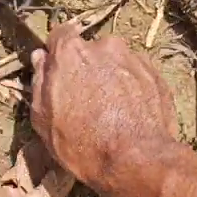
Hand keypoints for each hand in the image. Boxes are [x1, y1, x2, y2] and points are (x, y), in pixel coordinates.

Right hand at [30, 23, 184, 196]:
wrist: (136, 160)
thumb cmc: (83, 144)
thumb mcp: (44, 120)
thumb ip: (40, 82)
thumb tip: (41, 59)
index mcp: (71, 53)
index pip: (60, 35)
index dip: (58, 53)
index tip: (59, 72)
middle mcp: (104, 47)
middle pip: (90, 51)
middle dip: (86, 69)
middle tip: (84, 101)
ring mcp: (133, 59)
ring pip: (115, 63)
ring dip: (110, 79)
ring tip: (110, 112)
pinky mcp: (155, 75)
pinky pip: (136, 75)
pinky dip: (131, 89)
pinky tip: (128, 116)